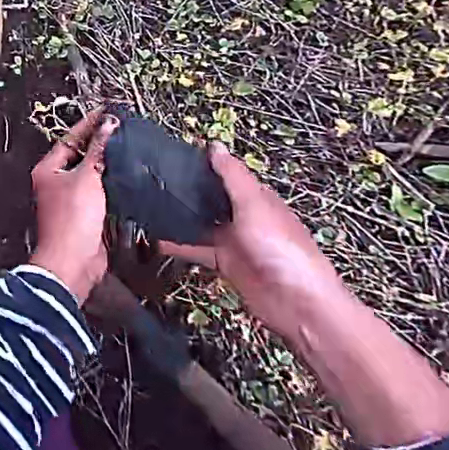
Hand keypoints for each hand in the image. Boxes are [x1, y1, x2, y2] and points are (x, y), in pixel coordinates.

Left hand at [28, 107, 117, 303]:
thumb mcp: (87, 177)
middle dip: (99, 143)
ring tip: (127, 148)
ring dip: (107, 164)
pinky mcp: (85, 214)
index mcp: (48, 168)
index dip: (89, 124)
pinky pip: (100, 192)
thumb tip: (108, 126)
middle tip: (119, 128)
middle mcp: (56, 181)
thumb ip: (99, 150)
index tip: (105, 112)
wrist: (73, 261)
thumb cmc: (71, 220)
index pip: (70, 138)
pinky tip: (127, 177)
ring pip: (91, 174)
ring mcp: (70, 198)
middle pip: (80, 155)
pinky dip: (112, 184)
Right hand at [156, 143, 350, 333]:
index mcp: (256, 197)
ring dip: (181, 216)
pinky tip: (157, 240)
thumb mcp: (255, 204)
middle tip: (153, 178)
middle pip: (213, 198)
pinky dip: (179, 245)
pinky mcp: (225, 263)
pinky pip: (197, 249)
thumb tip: (214, 145)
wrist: (298, 304)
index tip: (172, 155)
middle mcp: (244, 216)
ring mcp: (234, 241)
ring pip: (202, 223)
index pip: (228, 174)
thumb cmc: (281, 247)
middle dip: (188, 190)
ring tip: (150, 205)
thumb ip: (232, 176)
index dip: (205, 164)